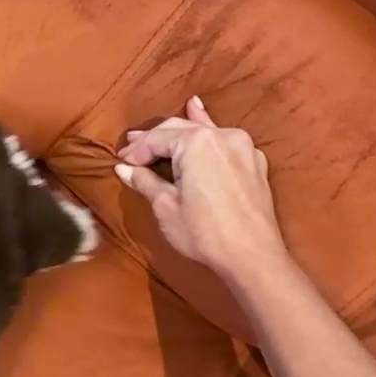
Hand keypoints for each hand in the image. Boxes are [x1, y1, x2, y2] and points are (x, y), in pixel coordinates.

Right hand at [114, 98, 289, 281]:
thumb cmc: (203, 232)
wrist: (253, 257)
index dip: (135, 152)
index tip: (120, 162)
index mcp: (196, 142)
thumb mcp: (165, 206)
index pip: (156, 140)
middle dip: (153, 139)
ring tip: (156, 131)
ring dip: (179, 132)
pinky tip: (200, 119)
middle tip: (131, 148)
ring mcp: (243, 147)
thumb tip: (123, 169)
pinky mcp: (255, 162)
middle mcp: (222, 136)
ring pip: (202, 131)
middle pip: (178, 129)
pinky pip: (223, 141)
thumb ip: (145, 181)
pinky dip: (207, 133)